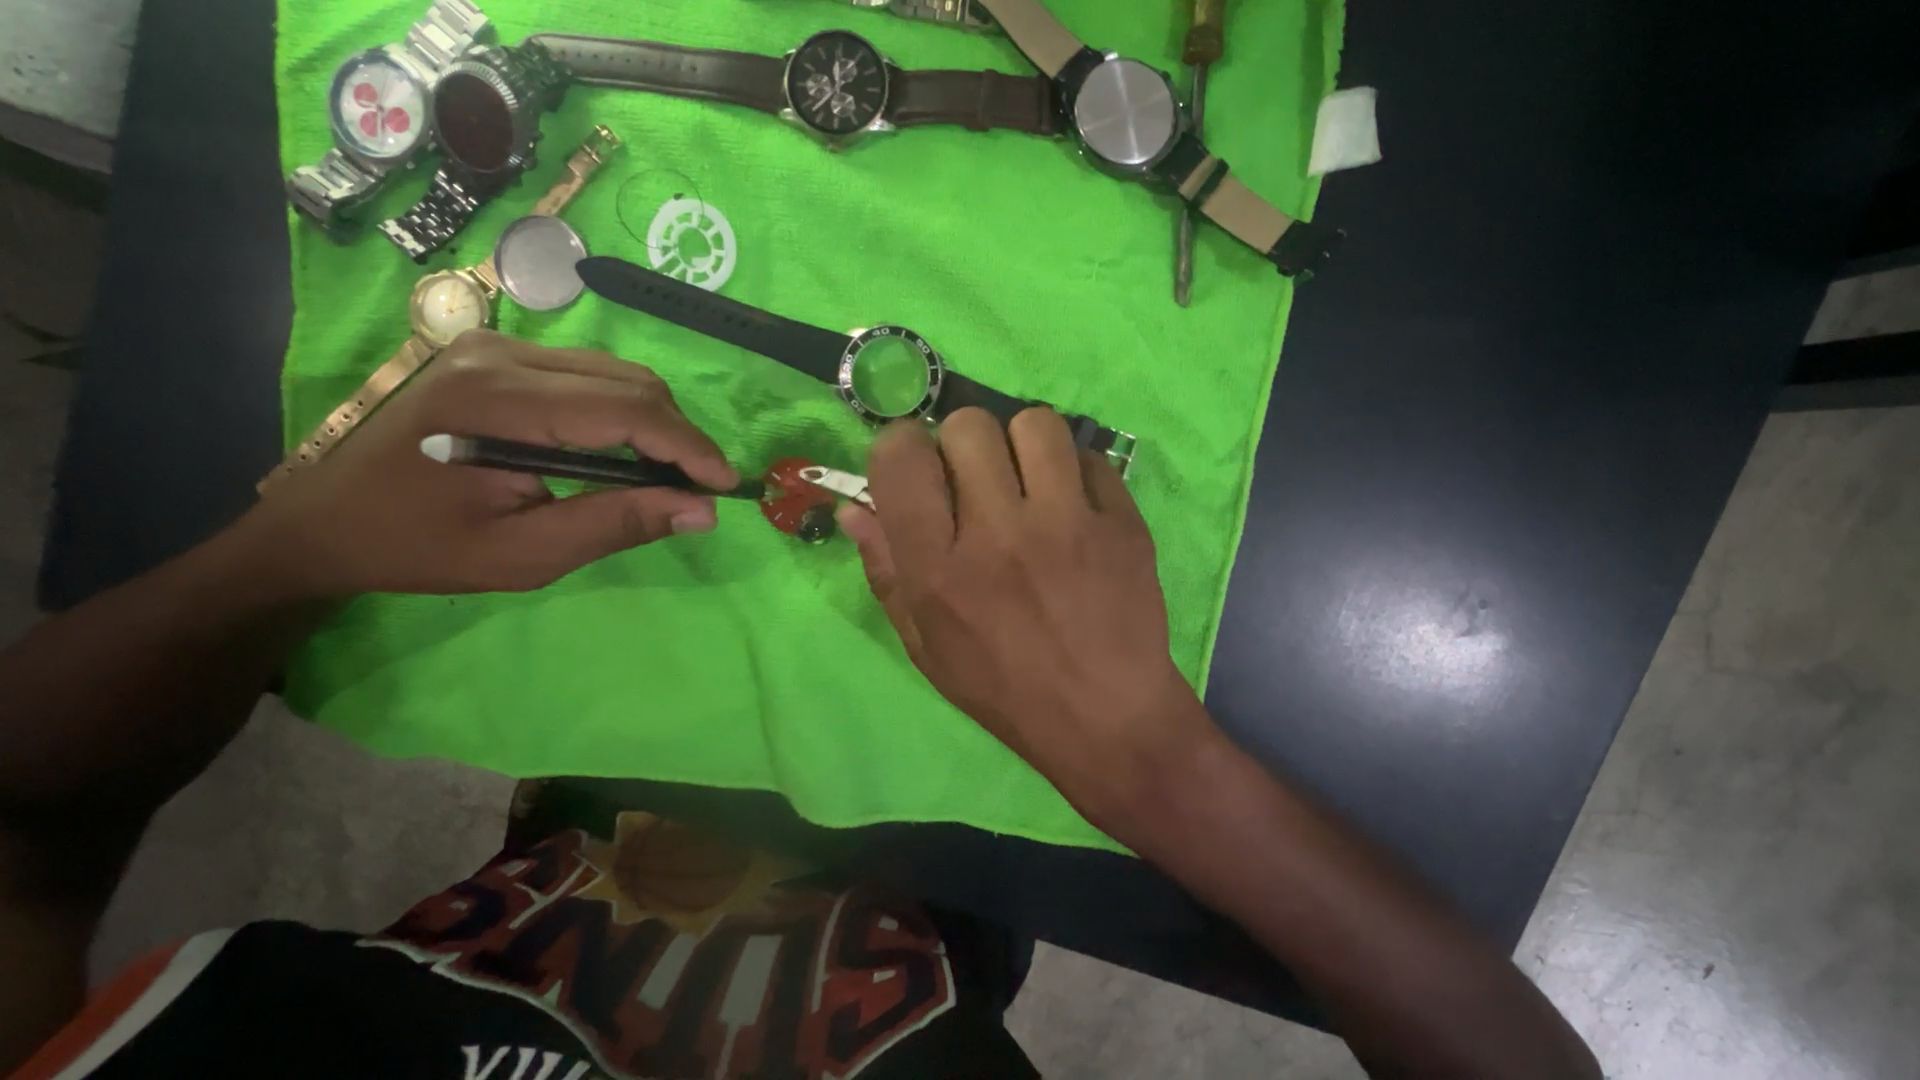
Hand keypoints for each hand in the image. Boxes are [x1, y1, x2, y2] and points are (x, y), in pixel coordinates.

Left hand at [245, 330, 738, 597]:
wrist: (323, 520)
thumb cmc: (416, 547)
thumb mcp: (521, 555)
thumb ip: (614, 525)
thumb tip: (700, 511)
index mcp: (498, 403)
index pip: (626, 409)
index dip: (688, 447)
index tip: (725, 487)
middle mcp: (500, 355)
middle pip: (628, 381)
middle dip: (677, 435)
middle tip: (697, 490)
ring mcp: (495, 347)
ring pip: (614, 372)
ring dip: (654, 423)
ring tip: (667, 476)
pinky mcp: (495, 354)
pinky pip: (587, 375)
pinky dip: (622, 413)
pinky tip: (622, 454)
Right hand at [837, 408, 1218, 827]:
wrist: (1106, 719)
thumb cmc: (1003, 690)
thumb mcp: (926, 646)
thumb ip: (886, 571)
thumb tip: (854, 508)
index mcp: (939, 570)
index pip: (902, 458)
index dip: (900, 447)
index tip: (915, 465)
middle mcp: (999, 534)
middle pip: (968, 426)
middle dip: (961, 443)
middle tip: (975, 480)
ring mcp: (1069, 524)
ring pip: (1035, 424)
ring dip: (1022, 445)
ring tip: (1029, 483)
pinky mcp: (1122, 524)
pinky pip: (1091, 457)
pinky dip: (1076, 473)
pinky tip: (1074, 507)